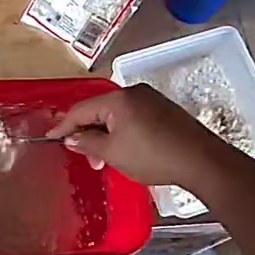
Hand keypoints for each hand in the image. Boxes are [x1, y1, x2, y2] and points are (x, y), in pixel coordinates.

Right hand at [45, 84, 233, 188]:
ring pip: (117, 115)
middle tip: (87, 158)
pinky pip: (133, 117)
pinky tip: (125, 150)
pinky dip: (123, 132)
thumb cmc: (153, 156)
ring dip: (106, 135)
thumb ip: (88, 143)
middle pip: (100, 110)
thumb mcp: (113, 153)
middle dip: (89, 134)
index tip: (51, 138)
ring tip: (106, 159)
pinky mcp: (165, 111)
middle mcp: (134, 92)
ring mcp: (152, 100)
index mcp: (118, 99)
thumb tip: (72, 138)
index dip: (64, 126)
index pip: (81, 109)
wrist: (202, 162)